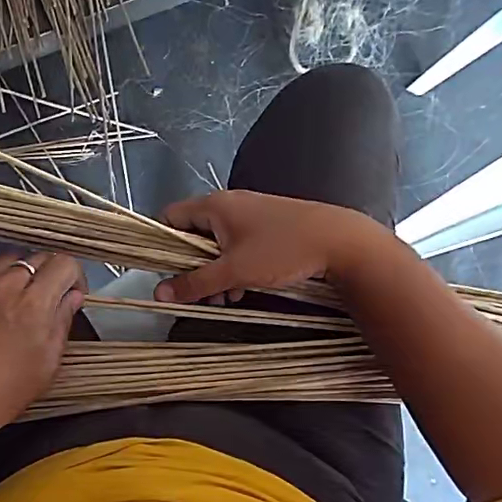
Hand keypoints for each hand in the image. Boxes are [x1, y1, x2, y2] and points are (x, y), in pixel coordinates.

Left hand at [0, 252, 85, 463]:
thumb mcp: (47, 364)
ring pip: (9, 257)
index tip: (73, 293)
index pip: (64, 264)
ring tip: (21, 295)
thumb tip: (73, 298)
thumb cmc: (3, 392)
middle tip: (50, 298)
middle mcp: (7, 286)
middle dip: (51, 274)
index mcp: (35, 305)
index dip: (74, 277)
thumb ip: (62, 323)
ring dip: (21, 270)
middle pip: (39, 257)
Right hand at [153, 190, 388, 303]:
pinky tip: (243, 289)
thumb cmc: (283, 250)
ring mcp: (250, 214)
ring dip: (214, 272)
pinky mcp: (268, 227)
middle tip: (198, 293)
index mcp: (214, 206)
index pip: (169, 217)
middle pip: (192, 235)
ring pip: (216, 245)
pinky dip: (234, 268)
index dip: (161, 243)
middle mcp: (229, 205)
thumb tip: (158, 294)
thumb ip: (194, 283)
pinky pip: (237, 246)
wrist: (342, 243)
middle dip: (192, 267)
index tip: (165, 272)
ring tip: (225, 297)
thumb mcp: (234, 271)